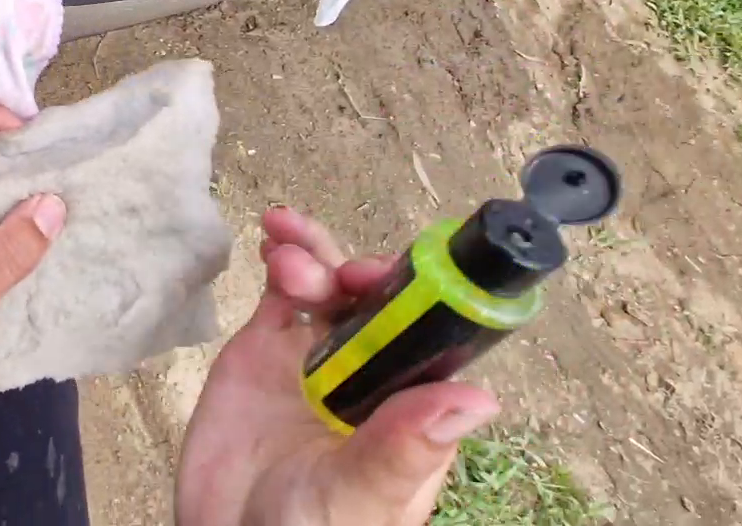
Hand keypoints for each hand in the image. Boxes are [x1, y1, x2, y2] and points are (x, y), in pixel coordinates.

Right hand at [177, 208, 500, 525]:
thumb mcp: (358, 501)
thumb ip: (402, 451)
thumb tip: (480, 397)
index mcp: (404, 415)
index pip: (425, 343)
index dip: (410, 299)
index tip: (380, 277)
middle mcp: (364, 379)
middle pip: (371, 304)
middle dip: (352, 271)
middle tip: (329, 272)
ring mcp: (311, 360)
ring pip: (325, 288)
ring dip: (310, 255)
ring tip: (283, 256)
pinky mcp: (261, 349)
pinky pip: (278, 294)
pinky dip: (279, 259)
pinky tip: (273, 241)